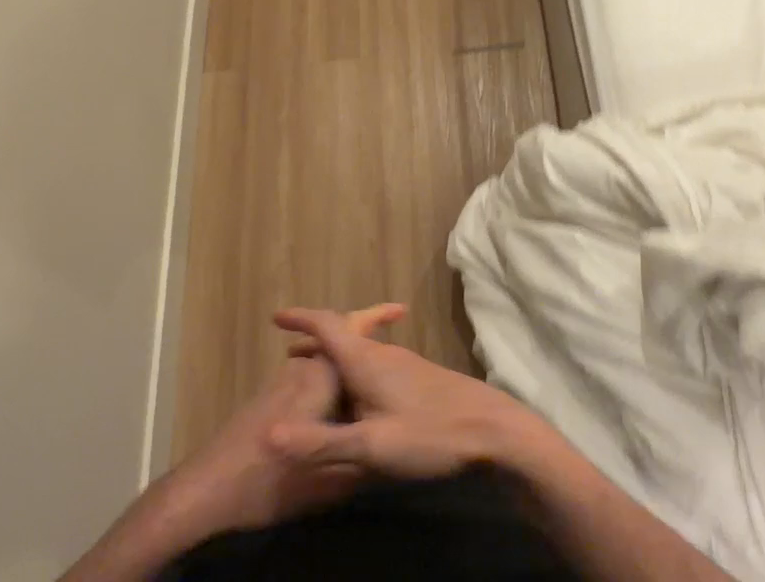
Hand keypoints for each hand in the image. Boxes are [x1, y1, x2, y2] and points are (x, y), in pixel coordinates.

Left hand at [169, 303, 405, 533]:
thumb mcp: (327, 481)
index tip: (399, 311)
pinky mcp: (270, 399)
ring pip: (324, 363)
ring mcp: (283, 382)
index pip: (352, 332)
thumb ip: (360, 462)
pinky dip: (331, 385)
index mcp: (320, 380)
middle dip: (365, 339)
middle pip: (339, 343)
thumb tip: (384, 453)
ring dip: (348, 367)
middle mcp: (302, 371)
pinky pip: (311, 379)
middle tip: (396, 356)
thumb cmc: (267, 481)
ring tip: (376, 389)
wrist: (203, 491)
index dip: (375, 316)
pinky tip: (342, 412)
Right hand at [265, 306, 553, 480]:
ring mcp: (408, 366)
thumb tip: (267, 436)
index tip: (277, 317)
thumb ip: (322, 442)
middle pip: (345, 338)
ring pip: (363, 354)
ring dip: (337, 360)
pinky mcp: (423, 381)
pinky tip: (362, 399)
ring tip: (320, 376)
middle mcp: (386, 355)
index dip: (301, 320)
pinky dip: (357, 373)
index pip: (329, 327)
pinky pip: (379, 367)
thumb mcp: (373, 446)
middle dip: (316, 343)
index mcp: (368, 361)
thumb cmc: (432, 434)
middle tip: (292, 353)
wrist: (497, 431)